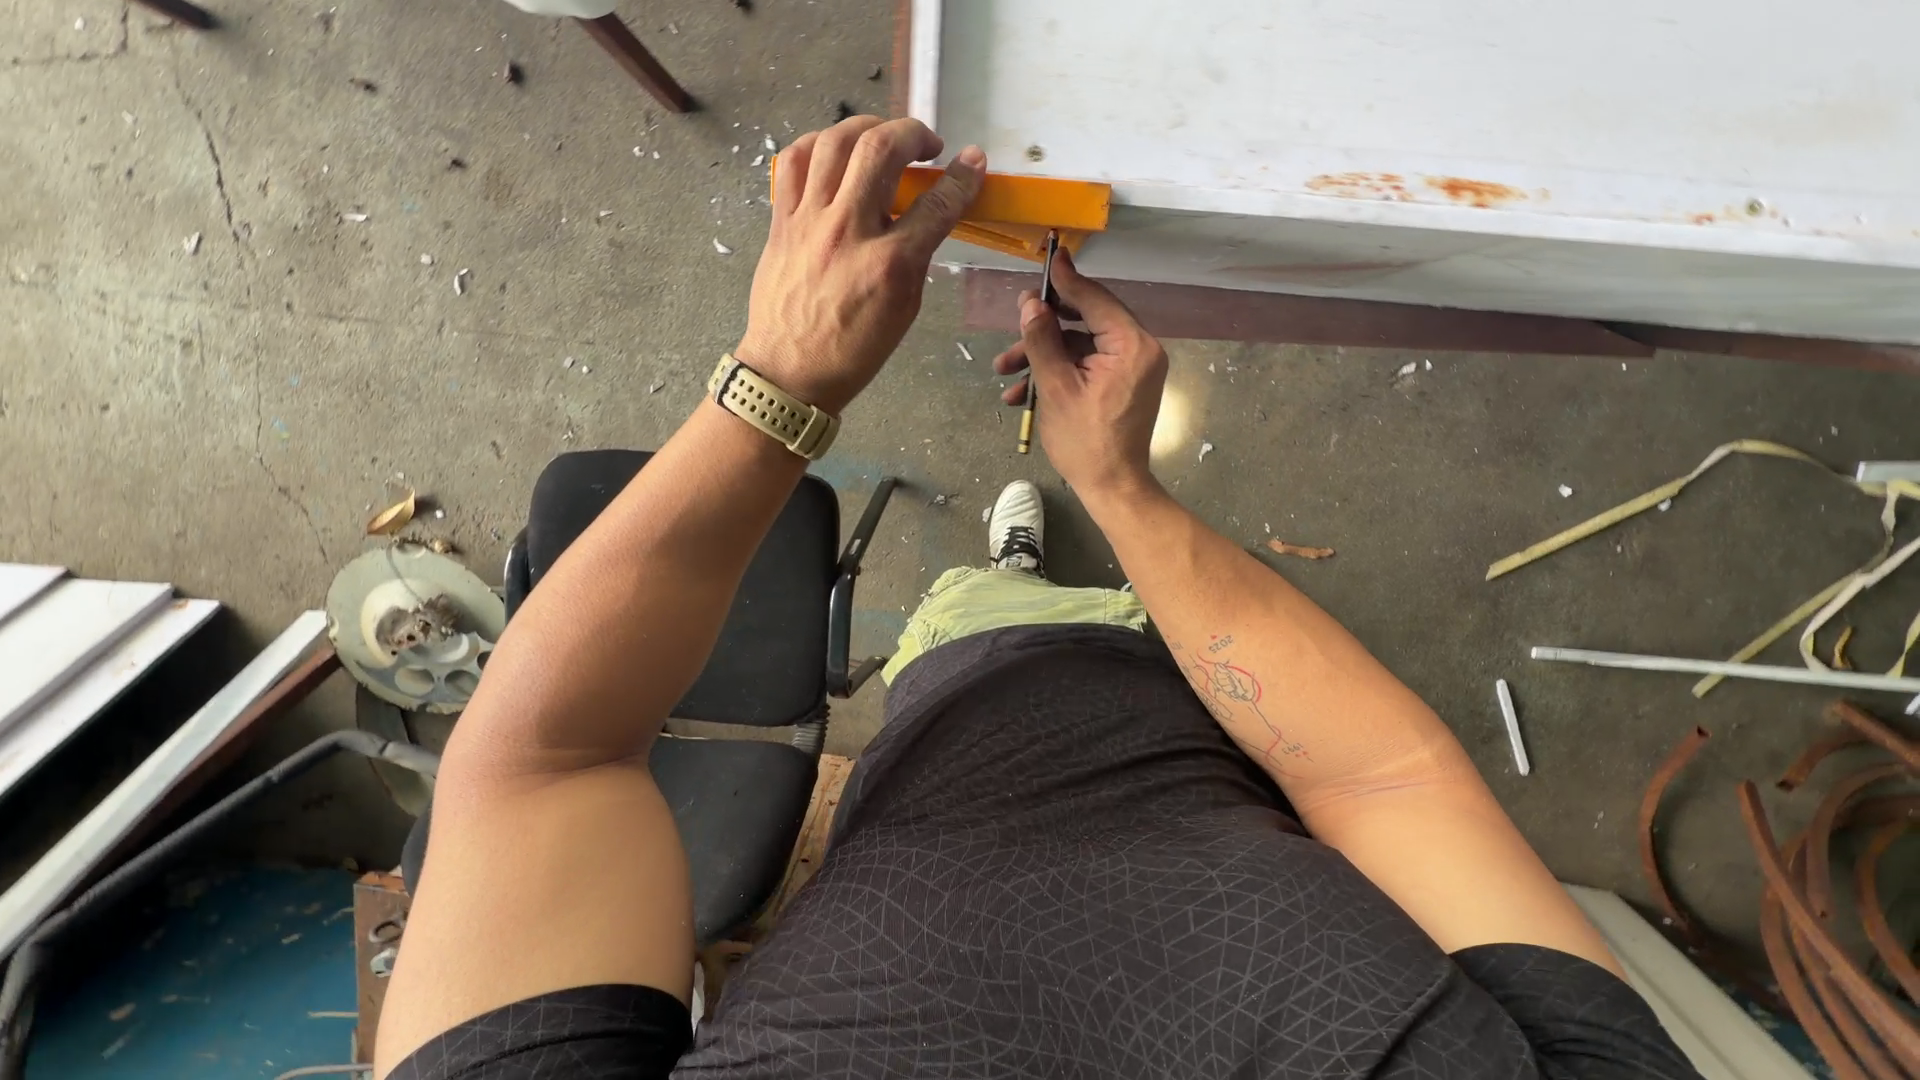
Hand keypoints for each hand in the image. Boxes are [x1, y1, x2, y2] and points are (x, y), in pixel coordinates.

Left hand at [735, 116, 985, 414]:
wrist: (790, 372)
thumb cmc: (852, 352)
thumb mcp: (904, 310)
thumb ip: (915, 257)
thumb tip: (921, 216)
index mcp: (889, 265)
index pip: (936, 205)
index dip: (963, 177)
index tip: (974, 161)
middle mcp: (847, 232)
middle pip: (880, 150)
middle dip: (912, 133)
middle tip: (926, 144)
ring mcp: (808, 222)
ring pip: (834, 141)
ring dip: (866, 127)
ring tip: (882, 138)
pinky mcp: (780, 221)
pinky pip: (793, 161)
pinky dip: (817, 144)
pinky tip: (834, 152)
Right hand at [992, 250, 1168, 497]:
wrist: (1112, 488)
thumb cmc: (1085, 442)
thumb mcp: (1056, 388)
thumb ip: (1042, 340)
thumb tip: (1029, 303)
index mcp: (1132, 346)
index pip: (1095, 300)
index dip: (1066, 281)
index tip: (1049, 258)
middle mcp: (1140, 350)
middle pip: (1085, 322)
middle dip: (1043, 330)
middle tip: (1013, 327)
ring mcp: (1132, 369)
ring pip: (1080, 346)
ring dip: (1042, 357)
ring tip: (1005, 371)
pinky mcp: (1123, 384)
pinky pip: (1087, 366)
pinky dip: (1058, 374)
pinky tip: (1022, 393)